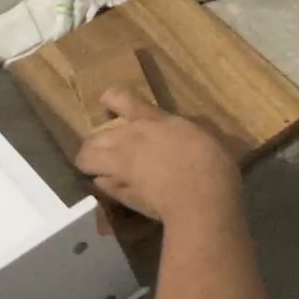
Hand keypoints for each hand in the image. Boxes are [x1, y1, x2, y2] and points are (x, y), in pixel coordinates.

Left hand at [75, 89, 242, 228]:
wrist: (200, 199)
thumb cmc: (211, 162)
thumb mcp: (200, 136)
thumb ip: (180, 133)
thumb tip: (179, 136)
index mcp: (151, 120)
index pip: (118, 98)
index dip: (111, 100)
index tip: (112, 106)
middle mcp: (129, 139)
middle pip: (95, 135)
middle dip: (99, 142)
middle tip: (114, 150)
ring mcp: (120, 166)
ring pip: (86, 159)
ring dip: (94, 163)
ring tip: (108, 171)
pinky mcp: (118, 193)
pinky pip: (101, 186)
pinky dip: (107, 187)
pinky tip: (121, 191)